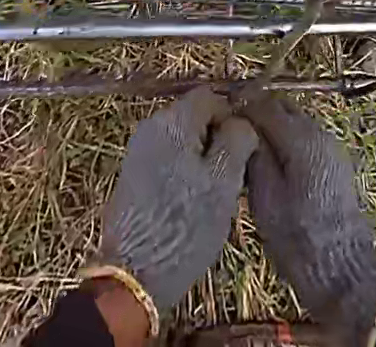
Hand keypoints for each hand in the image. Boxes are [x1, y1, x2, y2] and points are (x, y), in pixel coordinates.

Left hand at [96, 87, 258, 314]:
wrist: (133, 280)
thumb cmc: (185, 225)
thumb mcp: (225, 180)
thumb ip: (238, 137)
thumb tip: (240, 120)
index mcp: (172, 121)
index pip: (211, 96)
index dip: (232, 116)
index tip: (243, 149)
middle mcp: (150, 127)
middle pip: (196, 116)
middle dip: (217, 139)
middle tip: (231, 175)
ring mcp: (137, 151)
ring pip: (184, 139)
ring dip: (202, 157)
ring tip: (213, 193)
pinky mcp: (132, 175)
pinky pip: (168, 158)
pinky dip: (184, 170)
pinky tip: (192, 201)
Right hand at [243, 96, 375, 339]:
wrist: (341, 267)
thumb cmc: (297, 237)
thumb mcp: (265, 198)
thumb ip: (255, 155)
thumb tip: (244, 127)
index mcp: (302, 138)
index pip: (267, 105)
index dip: (242, 105)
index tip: (221, 113)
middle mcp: (319, 132)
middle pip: (284, 106)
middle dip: (259, 110)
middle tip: (233, 127)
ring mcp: (330, 144)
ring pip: (296, 120)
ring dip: (274, 123)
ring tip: (249, 144)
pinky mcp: (334, 159)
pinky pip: (306, 136)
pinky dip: (287, 137)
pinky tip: (272, 158)